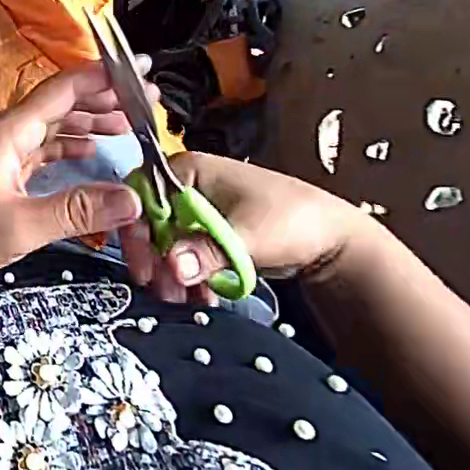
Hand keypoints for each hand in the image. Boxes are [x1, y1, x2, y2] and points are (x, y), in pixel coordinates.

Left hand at [0, 64, 146, 274]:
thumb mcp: (21, 227)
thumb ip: (76, 212)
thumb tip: (133, 200)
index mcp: (12, 132)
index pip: (63, 89)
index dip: (103, 76)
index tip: (139, 70)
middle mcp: (11, 130)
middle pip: (64, 101)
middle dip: (105, 96)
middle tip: (147, 100)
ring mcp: (6, 147)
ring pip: (56, 122)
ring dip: (91, 119)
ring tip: (130, 123)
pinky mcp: (5, 165)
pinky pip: (46, 144)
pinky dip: (72, 142)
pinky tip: (93, 149)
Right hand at [118, 152, 382, 304]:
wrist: (332, 240)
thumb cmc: (294, 221)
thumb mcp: (247, 237)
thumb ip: (208, 251)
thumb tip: (173, 266)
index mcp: (190, 169)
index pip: (141, 194)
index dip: (137, 229)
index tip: (145, 265)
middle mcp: (188, 185)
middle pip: (150, 221)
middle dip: (157, 259)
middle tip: (165, 291)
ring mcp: (199, 209)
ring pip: (166, 241)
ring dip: (171, 273)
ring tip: (184, 300)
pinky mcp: (209, 231)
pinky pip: (184, 252)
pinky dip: (188, 275)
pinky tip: (199, 296)